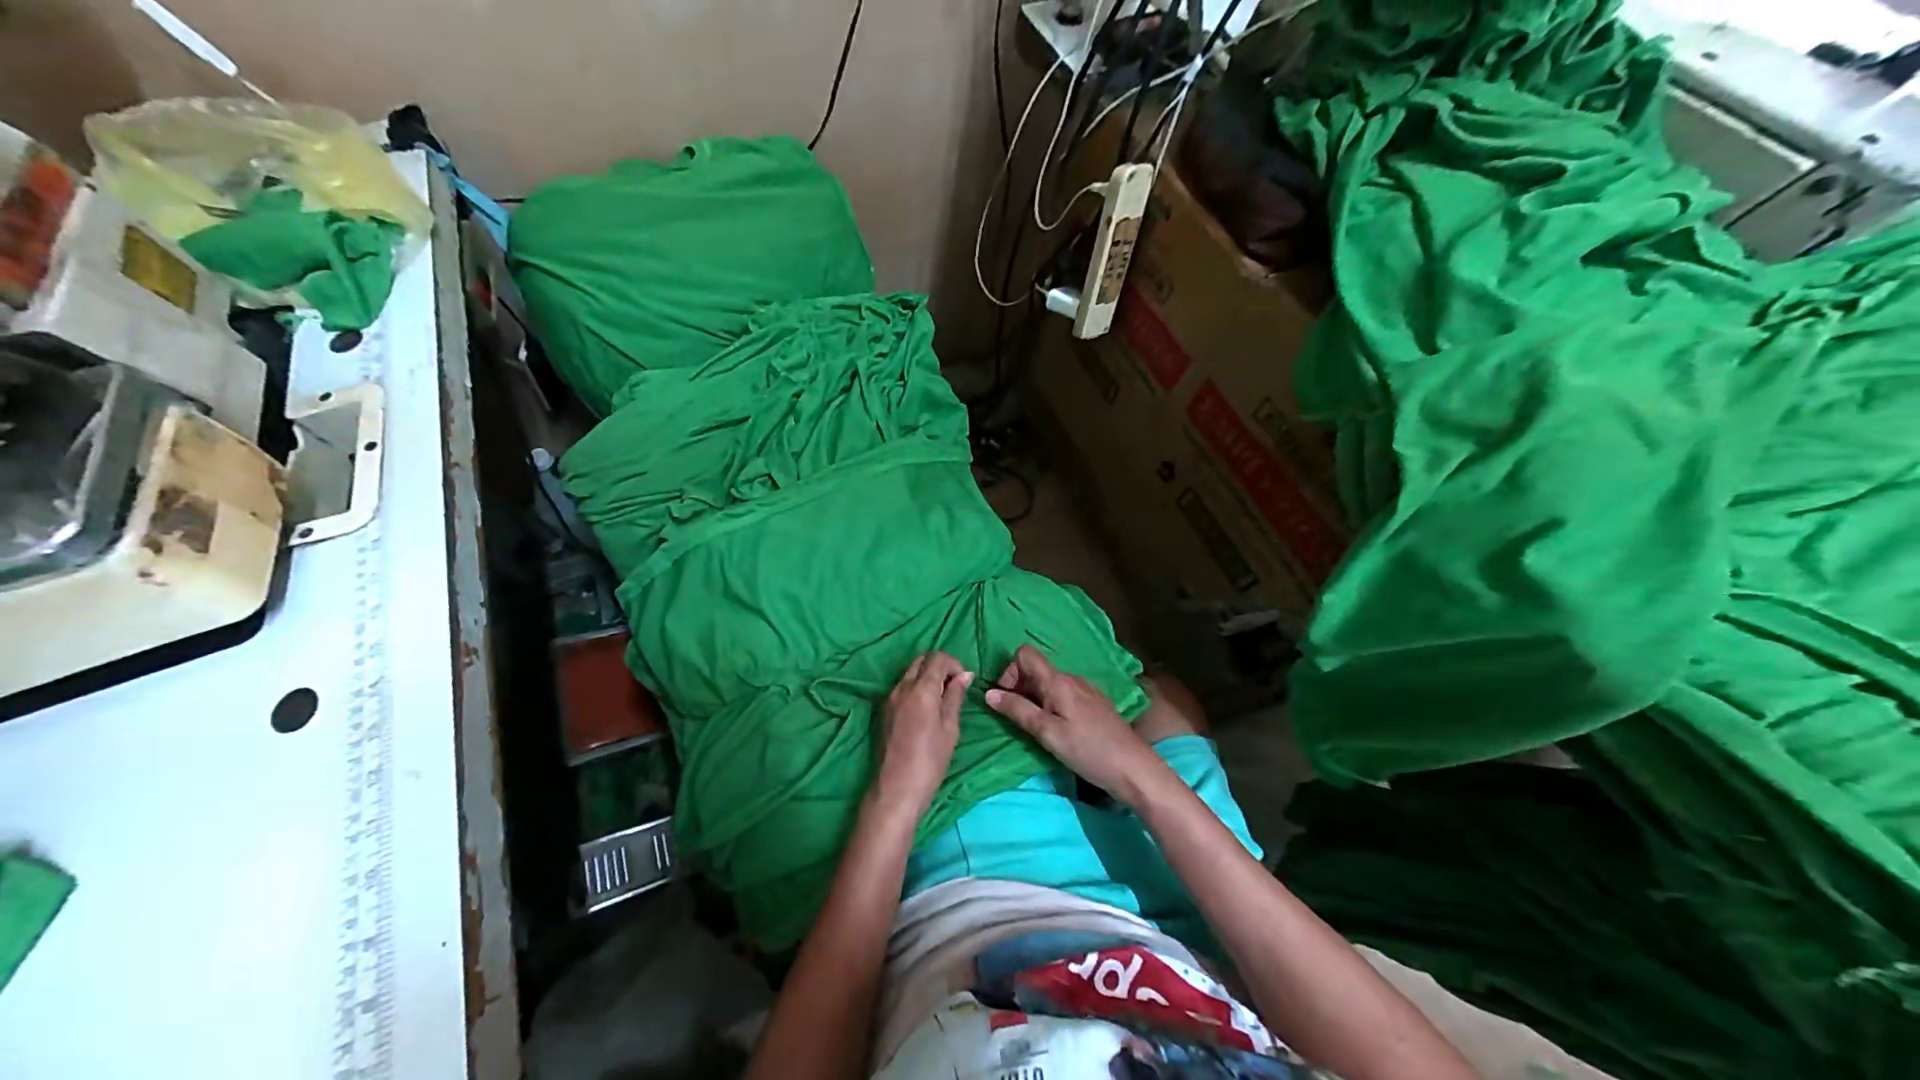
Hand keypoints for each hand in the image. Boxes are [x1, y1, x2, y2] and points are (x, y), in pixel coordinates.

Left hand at [873, 651, 970, 815]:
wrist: (896, 788)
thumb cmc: (931, 761)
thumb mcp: (950, 728)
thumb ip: (955, 696)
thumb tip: (964, 675)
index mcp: (921, 689)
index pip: (937, 658)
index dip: (954, 663)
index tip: (964, 680)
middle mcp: (901, 687)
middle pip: (921, 660)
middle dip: (939, 666)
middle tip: (954, 686)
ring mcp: (889, 698)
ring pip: (909, 673)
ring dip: (926, 676)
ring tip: (941, 699)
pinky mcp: (884, 710)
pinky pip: (902, 687)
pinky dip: (915, 688)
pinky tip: (925, 710)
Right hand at [984, 645, 1171, 804]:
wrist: (1134, 769)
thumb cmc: (1088, 751)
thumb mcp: (1047, 733)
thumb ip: (1018, 710)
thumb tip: (988, 693)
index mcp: (1058, 681)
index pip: (1025, 654)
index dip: (1010, 672)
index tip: (1007, 699)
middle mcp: (1072, 679)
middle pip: (1036, 670)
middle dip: (1019, 689)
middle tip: (1018, 720)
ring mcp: (1086, 691)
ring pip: (1050, 684)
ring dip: (1035, 700)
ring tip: (1036, 729)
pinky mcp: (1095, 705)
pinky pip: (1064, 695)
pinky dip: (1052, 706)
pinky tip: (1058, 731)